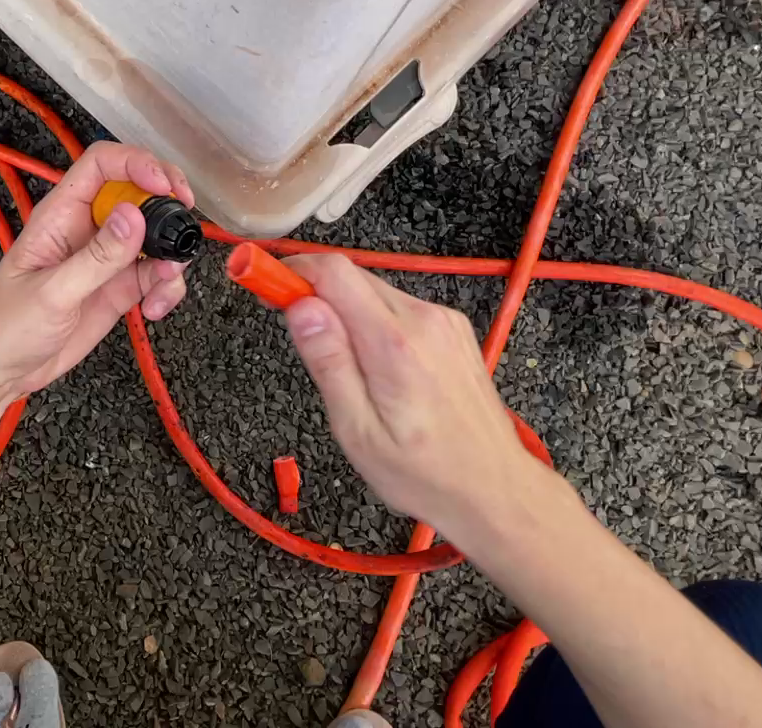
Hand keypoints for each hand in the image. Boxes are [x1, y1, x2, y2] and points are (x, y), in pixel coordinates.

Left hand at [0, 142, 193, 402]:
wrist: (1, 372)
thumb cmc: (7, 327)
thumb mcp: (51, 293)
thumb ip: (96, 258)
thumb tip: (134, 216)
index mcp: (61, 214)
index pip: (101, 165)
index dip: (136, 163)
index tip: (163, 186)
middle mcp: (87, 228)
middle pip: (137, 190)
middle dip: (167, 202)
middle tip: (184, 223)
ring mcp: (106, 257)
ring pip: (154, 234)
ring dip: (171, 255)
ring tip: (164, 284)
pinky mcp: (119, 286)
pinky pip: (156, 273)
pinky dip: (167, 287)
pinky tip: (154, 309)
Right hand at [278, 254, 545, 540]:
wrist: (497, 492)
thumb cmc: (423, 473)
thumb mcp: (357, 430)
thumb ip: (328, 362)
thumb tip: (300, 308)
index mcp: (395, 344)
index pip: (334, 272)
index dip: (291, 270)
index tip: (264, 283)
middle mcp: (423, 320)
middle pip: (350, 276)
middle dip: (312, 293)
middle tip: (291, 329)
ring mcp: (442, 321)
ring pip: (371, 290)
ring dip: (341, 309)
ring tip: (337, 362)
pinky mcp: (450, 328)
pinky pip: (394, 306)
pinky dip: (369, 319)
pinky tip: (370, 362)